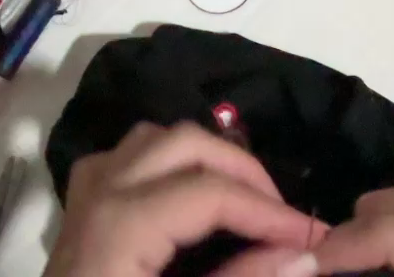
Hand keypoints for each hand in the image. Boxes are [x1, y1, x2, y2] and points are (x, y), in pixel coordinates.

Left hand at [46, 122, 322, 276]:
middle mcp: (99, 193)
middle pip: (184, 143)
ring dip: (205, 158)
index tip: (314, 235)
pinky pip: (129, 155)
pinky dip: (169, 162)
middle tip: (282, 216)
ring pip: (155, 137)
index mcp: (118, 227)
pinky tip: (188, 196)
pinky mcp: (79, 207)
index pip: (207, 192)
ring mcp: (84, 194)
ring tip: (244, 200)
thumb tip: (304, 255)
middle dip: (242, 171)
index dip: (267, 210)